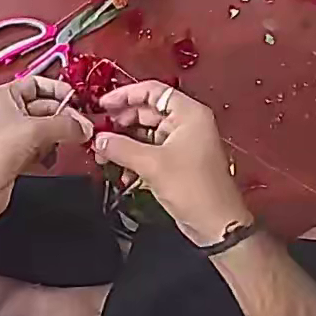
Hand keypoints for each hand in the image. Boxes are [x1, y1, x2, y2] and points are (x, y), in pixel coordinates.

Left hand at [0, 77, 93, 216]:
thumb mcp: (34, 130)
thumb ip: (65, 125)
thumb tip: (84, 126)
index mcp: (4, 96)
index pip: (37, 83)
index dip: (58, 89)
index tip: (77, 100)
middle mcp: (6, 113)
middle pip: (43, 108)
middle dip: (64, 118)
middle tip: (83, 128)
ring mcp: (9, 137)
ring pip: (43, 130)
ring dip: (57, 137)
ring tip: (70, 144)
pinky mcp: (13, 158)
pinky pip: (38, 149)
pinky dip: (47, 153)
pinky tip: (51, 160)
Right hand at [92, 81, 253, 246]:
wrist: (216, 225)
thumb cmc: (194, 188)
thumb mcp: (152, 165)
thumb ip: (121, 148)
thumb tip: (98, 139)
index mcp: (189, 113)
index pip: (153, 91)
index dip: (125, 95)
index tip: (103, 105)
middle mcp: (187, 123)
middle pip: (147, 110)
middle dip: (121, 122)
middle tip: (99, 131)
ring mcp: (182, 142)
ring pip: (146, 132)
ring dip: (124, 142)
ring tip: (103, 154)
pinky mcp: (177, 161)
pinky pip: (150, 150)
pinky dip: (134, 157)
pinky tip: (121, 171)